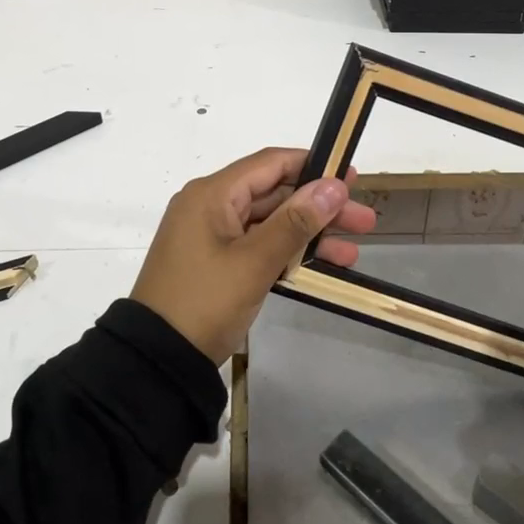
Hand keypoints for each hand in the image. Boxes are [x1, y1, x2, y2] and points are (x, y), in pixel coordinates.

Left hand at [130, 148, 377, 363]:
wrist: (157, 360)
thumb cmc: (204, 302)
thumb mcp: (254, 262)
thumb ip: (295, 222)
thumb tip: (333, 184)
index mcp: (212, 194)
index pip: (270, 163)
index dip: (313, 166)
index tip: (352, 176)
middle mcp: (211, 206)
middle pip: (274, 193)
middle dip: (319, 207)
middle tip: (365, 221)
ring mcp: (212, 236)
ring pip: (270, 223)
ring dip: (309, 235)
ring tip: (352, 252)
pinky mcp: (216, 262)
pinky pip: (258, 246)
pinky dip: (288, 253)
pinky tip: (322, 267)